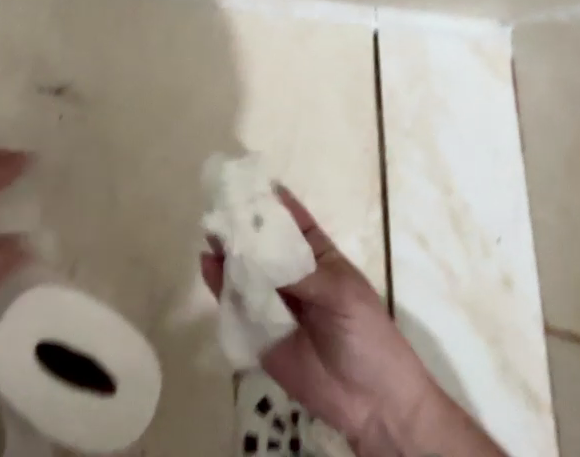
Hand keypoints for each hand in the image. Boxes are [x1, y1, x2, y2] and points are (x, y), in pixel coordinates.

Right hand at [200, 186, 440, 448]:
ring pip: (242, 268)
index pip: (290, 221)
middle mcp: (289, 273)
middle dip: (241, 223)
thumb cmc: (367, 335)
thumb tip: (250, 252)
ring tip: (210, 230)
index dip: (269, 201)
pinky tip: (209, 265)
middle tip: (218, 203)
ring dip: (226, 249)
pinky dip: (217, 282)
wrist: (371, 401)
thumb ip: (294, 272)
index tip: (244, 178)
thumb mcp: (339, 294)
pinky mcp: (255, 328)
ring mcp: (271, 300)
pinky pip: (232, 300)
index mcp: (316, 257)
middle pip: (260, 242)